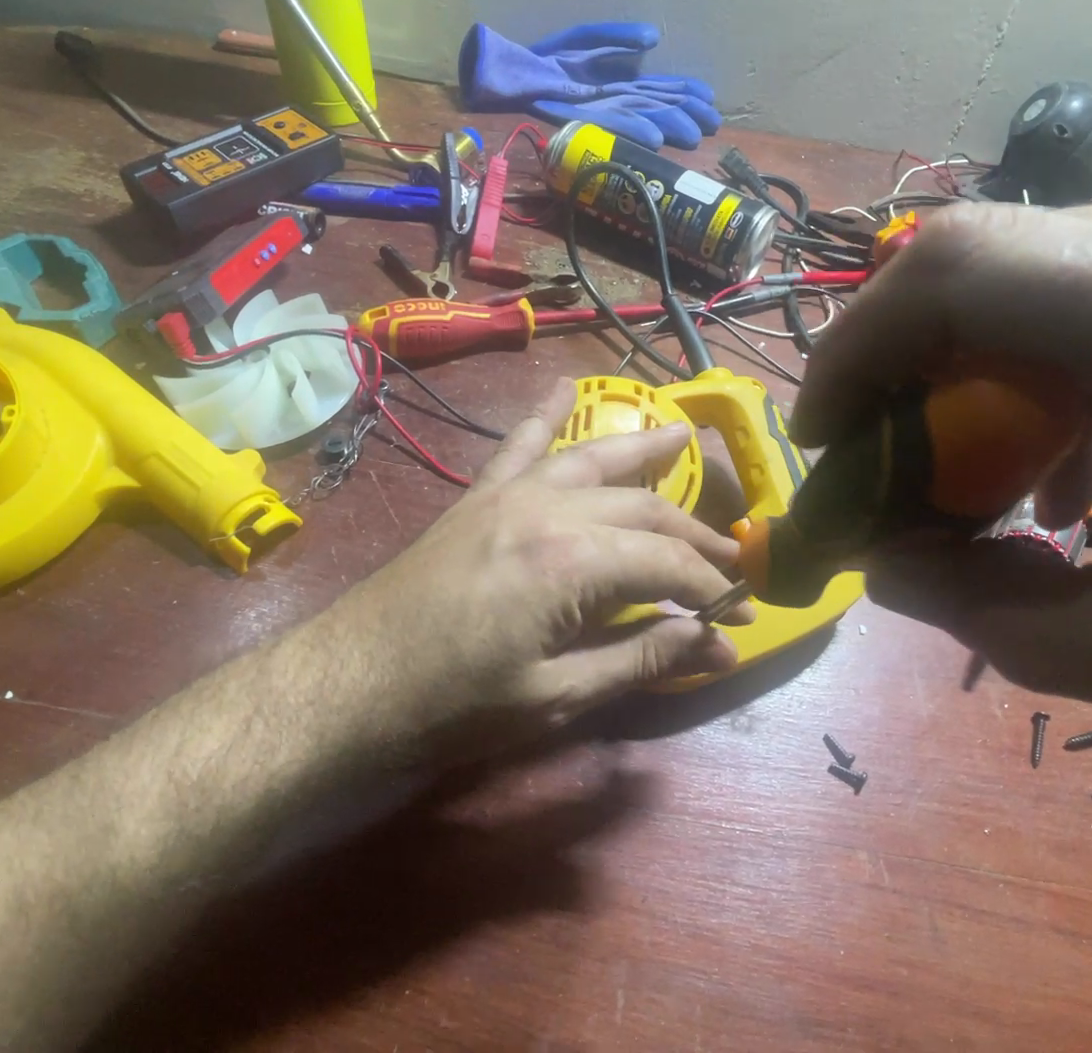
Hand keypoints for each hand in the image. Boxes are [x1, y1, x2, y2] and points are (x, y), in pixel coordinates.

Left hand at [307, 379, 750, 761]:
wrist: (350, 684)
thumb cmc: (453, 704)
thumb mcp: (557, 697)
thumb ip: (640, 660)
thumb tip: (716, 647)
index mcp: (573, 561)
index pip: (668, 564)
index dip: (711, 592)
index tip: (741, 620)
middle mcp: (547, 509)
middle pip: (643, 511)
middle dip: (693, 535)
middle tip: (731, 559)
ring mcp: (508, 496)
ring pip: (592, 462)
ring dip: (641, 452)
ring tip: (683, 437)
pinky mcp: (476, 500)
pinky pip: (518, 447)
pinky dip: (544, 416)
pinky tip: (563, 387)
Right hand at [793, 187, 1091, 790]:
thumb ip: (1059, 634)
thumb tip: (901, 576)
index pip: (975, 268)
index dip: (859, 346)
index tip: (826, 443)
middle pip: (1004, 263)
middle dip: (910, 378)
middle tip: (903, 494)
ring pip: (1061, 270)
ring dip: (984, 378)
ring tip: (999, 493)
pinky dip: (1062, 369)